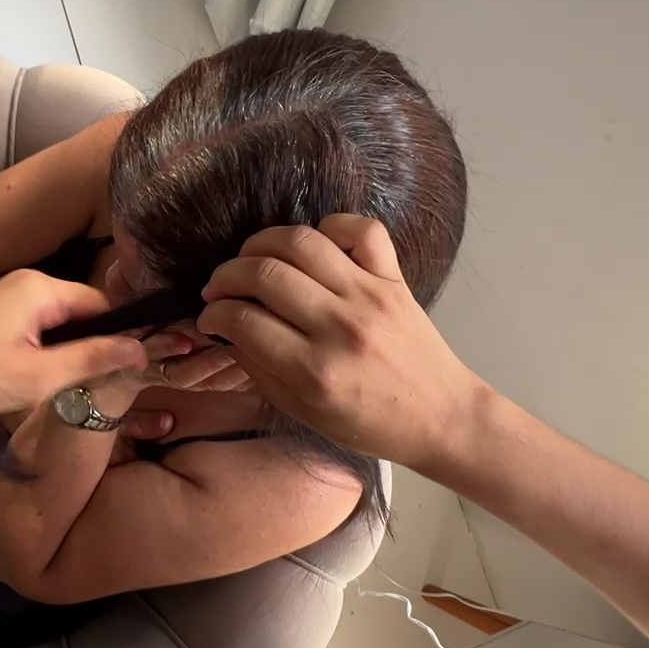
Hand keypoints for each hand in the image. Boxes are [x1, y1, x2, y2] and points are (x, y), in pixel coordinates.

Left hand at [0, 270, 147, 423]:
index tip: (126, 367)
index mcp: (40, 287)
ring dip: (67, 346)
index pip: (102, 304)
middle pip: (80, 309)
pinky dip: (46, 344)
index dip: (118, 336)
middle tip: (93, 381)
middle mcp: (26, 280)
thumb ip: (92, 360)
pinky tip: (38, 372)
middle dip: (91, 342)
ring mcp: (7, 292)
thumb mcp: (39, 376)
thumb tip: (140, 349)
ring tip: (64, 380)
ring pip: (59, 318)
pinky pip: (37, 321)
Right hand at [197, 215, 487, 473]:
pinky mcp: (393, 279)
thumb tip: (228, 328)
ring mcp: (370, 296)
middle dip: (226, 276)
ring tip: (251, 260)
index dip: (213, 314)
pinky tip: (312, 245)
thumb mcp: (301, 411)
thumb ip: (259, 369)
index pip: (243, 320)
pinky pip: (361, 230)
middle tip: (219, 288)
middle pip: (264, 274)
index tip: (209, 317)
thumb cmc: (367, 422)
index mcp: (314, 371)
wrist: (439, 416)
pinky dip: (331, 225)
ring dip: (261, 243)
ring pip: (301, 242)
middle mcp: (340, 327)